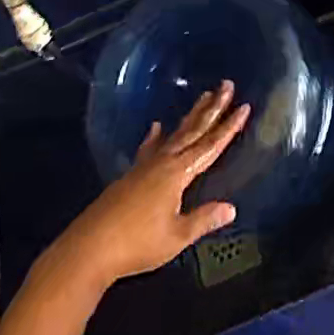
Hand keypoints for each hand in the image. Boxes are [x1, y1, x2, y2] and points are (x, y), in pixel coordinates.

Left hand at [59, 82, 250, 283]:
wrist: (88, 249)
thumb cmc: (137, 244)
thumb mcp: (176, 236)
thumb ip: (203, 219)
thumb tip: (232, 207)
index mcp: (178, 173)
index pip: (210, 145)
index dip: (229, 127)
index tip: (244, 106)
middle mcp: (163, 162)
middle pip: (193, 130)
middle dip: (213, 108)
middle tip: (227, 85)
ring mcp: (145, 166)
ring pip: (174, 134)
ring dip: (191, 116)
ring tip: (203, 96)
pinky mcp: (130, 175)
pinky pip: (150, 147)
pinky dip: (155, 136)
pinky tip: (157, 126)